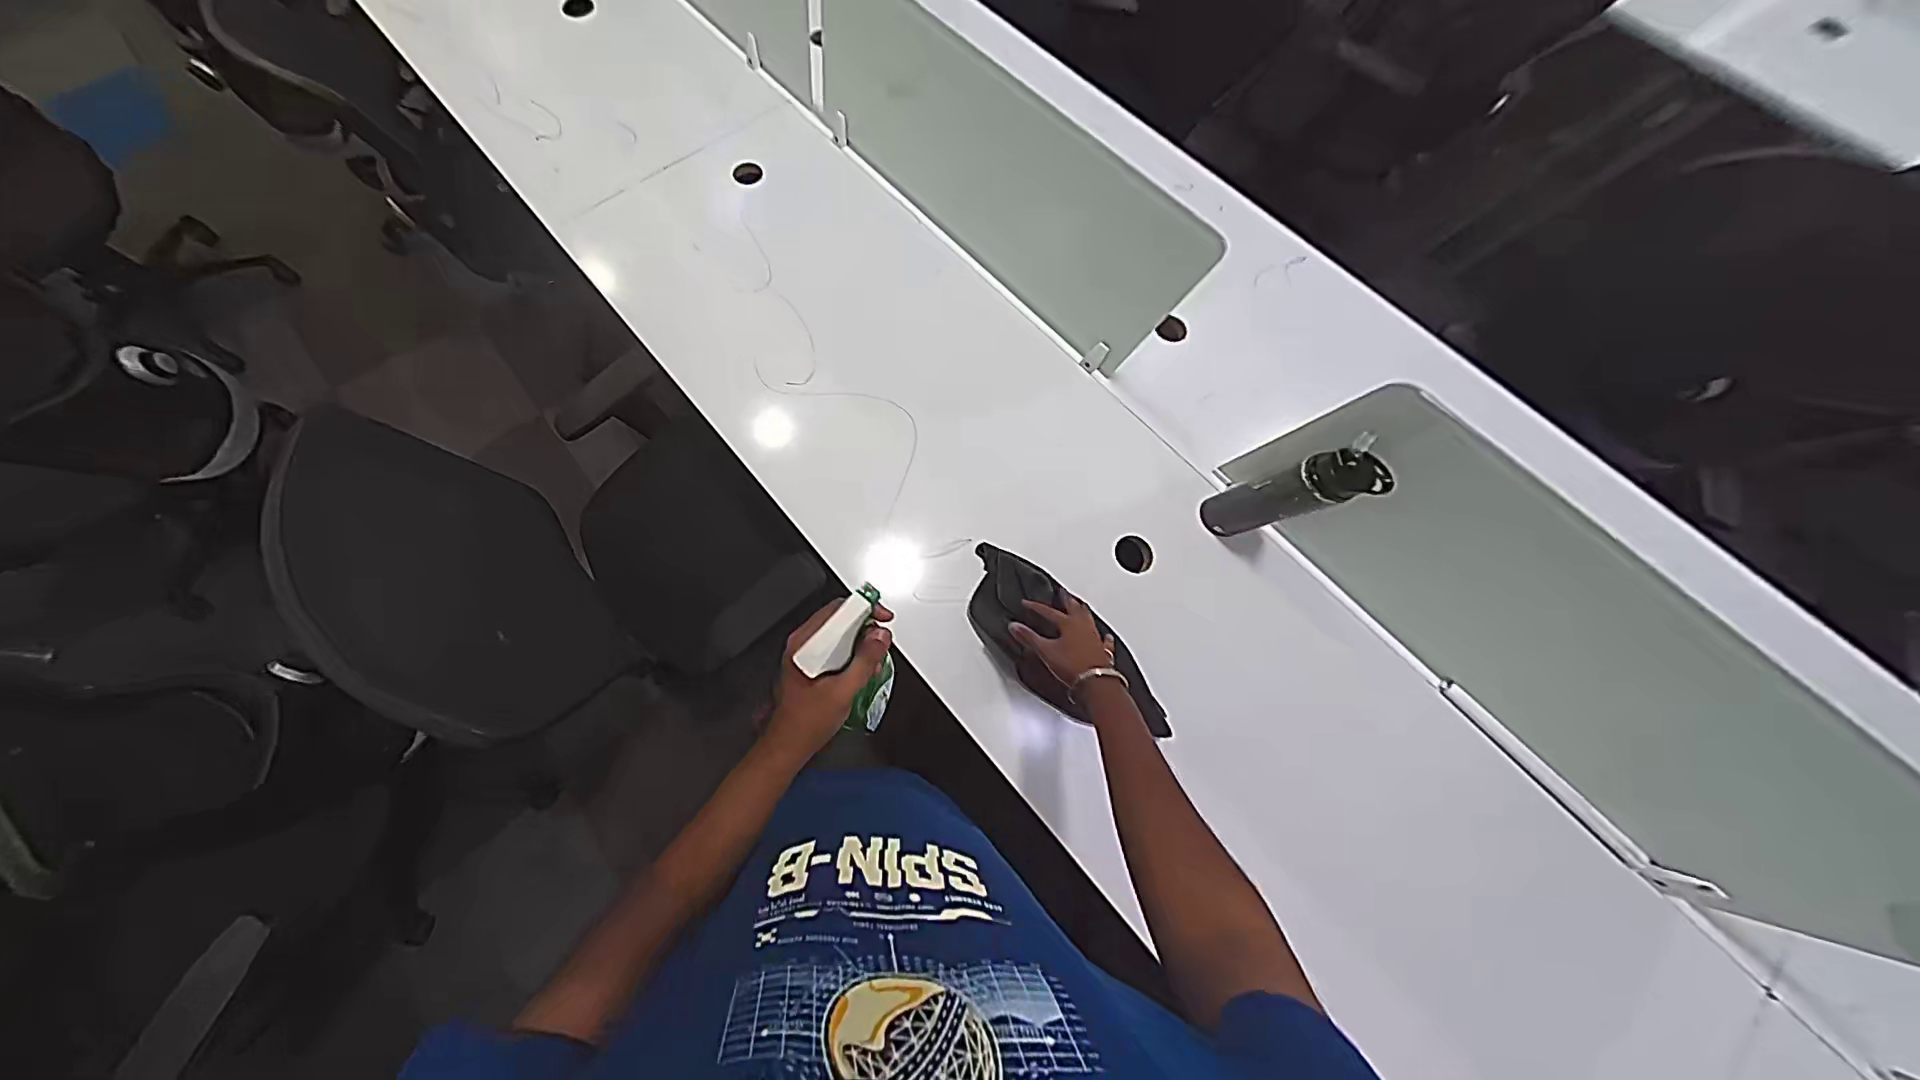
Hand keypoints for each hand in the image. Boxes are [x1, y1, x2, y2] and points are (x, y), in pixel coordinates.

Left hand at [763, 598, 893, 759]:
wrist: (788, 745)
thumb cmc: (805, 722)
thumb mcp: (843, 691)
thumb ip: (864, 661)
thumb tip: (880, 637)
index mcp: (804, 644)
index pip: (837, 610)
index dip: (864, 609)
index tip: (883, 616)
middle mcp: (803, 644)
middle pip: (840, 619)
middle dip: (866, 629)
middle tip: (881, 642)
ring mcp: (806, 653)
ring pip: (841, 634)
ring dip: (862, 644)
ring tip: (872, 663)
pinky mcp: (812, 664)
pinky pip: (837, 648)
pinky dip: (854, 654)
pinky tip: (862, 672)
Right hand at [1009, 593, 1113, 685]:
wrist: (1095, 683)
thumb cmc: (1072, 666)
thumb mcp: (1045, 651)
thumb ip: (1029, 638)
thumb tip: (1015, 627)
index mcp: (1068, 624)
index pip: (1048, 612)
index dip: (1036, 607)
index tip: (1027, 603)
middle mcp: (1083, 627)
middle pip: (1074, 608)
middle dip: (1067, 599)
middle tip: (1063, 592)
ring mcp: (1095, 638)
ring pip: (1089, 619)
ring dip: (1083, 611)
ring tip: (1081, 605)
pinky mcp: (1103, 651)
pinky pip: (1104, 640)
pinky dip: (1103, 636)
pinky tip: (1106, 636)